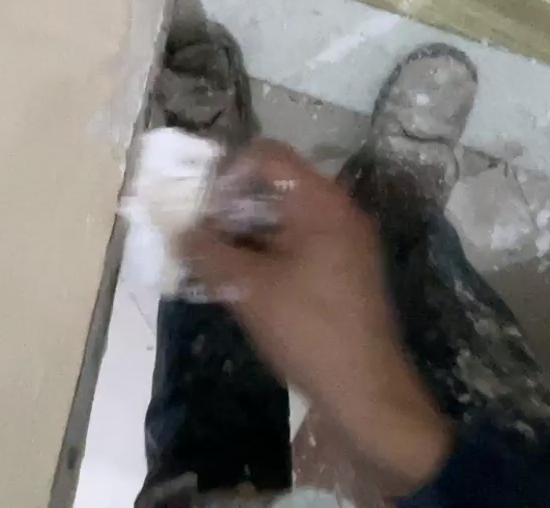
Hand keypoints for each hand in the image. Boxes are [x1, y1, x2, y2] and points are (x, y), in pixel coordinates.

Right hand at [182, 140, 452, 495]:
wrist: (369, 395)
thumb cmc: (308, 330)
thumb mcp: (247, 289)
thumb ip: (208, 252)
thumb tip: (180, 231)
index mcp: (320, 201)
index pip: (267, 155)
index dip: (228, 171)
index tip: (203, 205)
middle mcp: (338, 210)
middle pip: (276, 183)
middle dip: (233, 204)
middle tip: (202, 232)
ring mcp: (346, 239)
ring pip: (286, 215)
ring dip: (247, 229)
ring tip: (214, 258)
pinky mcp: (346, 268)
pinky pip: (300, 240)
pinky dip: (269, 248)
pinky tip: (242, 278)